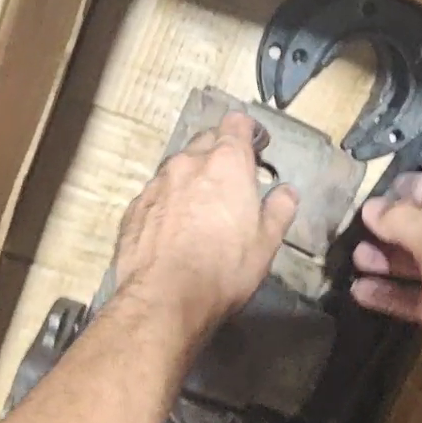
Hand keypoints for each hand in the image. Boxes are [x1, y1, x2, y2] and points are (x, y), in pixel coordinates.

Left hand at [113, 111, 298, 338]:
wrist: (163, 299)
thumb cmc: (224, 268)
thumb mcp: (267, 243)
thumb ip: (279, 210)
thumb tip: (286, 191)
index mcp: (226, 163)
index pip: (236, 123)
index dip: (248, 131)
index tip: (255, 148)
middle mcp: (188, 163)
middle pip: (206, 141)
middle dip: (220, 153)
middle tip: (231, 181)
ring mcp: (157, 183)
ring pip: (178, 167)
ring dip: (192, 178)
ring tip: (201, 208)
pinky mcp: (135, 207)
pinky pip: (157, 193)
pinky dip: (169, 201)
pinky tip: (174, 228)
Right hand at [350, 172, 421, 422]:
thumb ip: (402, 221)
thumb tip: (371, 207)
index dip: (415, 189)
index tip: (378, 194)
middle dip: (392, 229)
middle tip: (357, 232)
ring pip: (417, 267)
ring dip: (386, 262)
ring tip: (356, 261)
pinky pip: (414, 301)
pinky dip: (389, 295)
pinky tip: (360, 293)